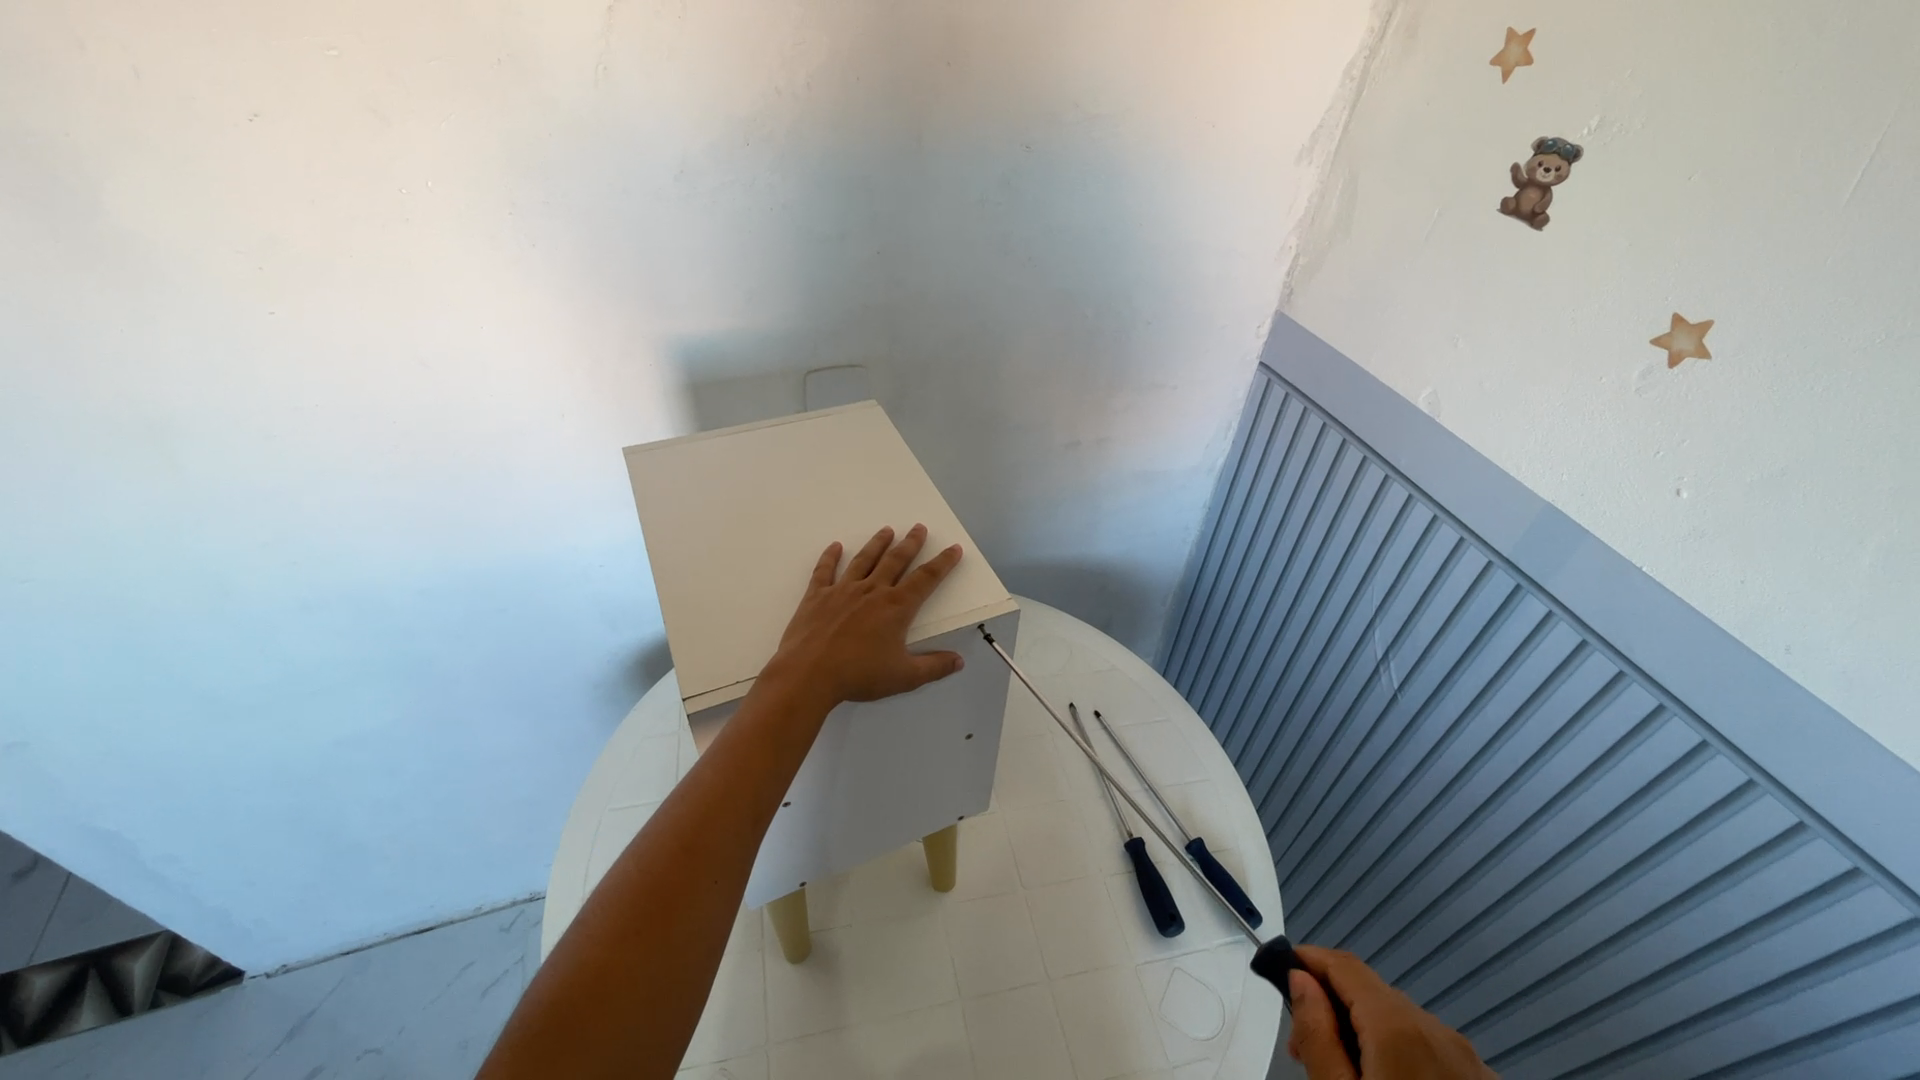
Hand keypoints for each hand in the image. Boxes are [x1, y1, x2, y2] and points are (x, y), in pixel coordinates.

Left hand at [762, 524, 965, 707]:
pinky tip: (836, 546)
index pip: (926, 579)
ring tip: (886, 530)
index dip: (942, 563)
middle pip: (895, 561)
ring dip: (877, 544)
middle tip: (918, 527)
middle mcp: (872, 591)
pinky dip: (830, 557)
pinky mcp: (816, 596)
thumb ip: (934, 667)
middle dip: (910, 543)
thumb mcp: (904, 677)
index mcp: (896, 608)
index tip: (953, 548)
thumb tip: (958, 661)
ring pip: (864, 560)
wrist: (808, 674)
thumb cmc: (859, 675)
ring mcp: (842, 590)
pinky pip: (825, 570)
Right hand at [1288, 947, 1496, 1079]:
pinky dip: (1403, 1053)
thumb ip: (1318, 1035)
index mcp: (1399, 1027)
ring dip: (1367, 1031)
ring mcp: (1470, 1058)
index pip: (1345, 965)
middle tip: (1301, 1044)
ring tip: (1343, 1069)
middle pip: (1373, 994)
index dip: (1308, 958)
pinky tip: (1389, 1079)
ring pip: (1403, 1023)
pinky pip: (1434, 1049)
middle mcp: (1439, 1031)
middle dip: (1332, 1003)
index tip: (1278, 969)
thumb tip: (1301, 980)